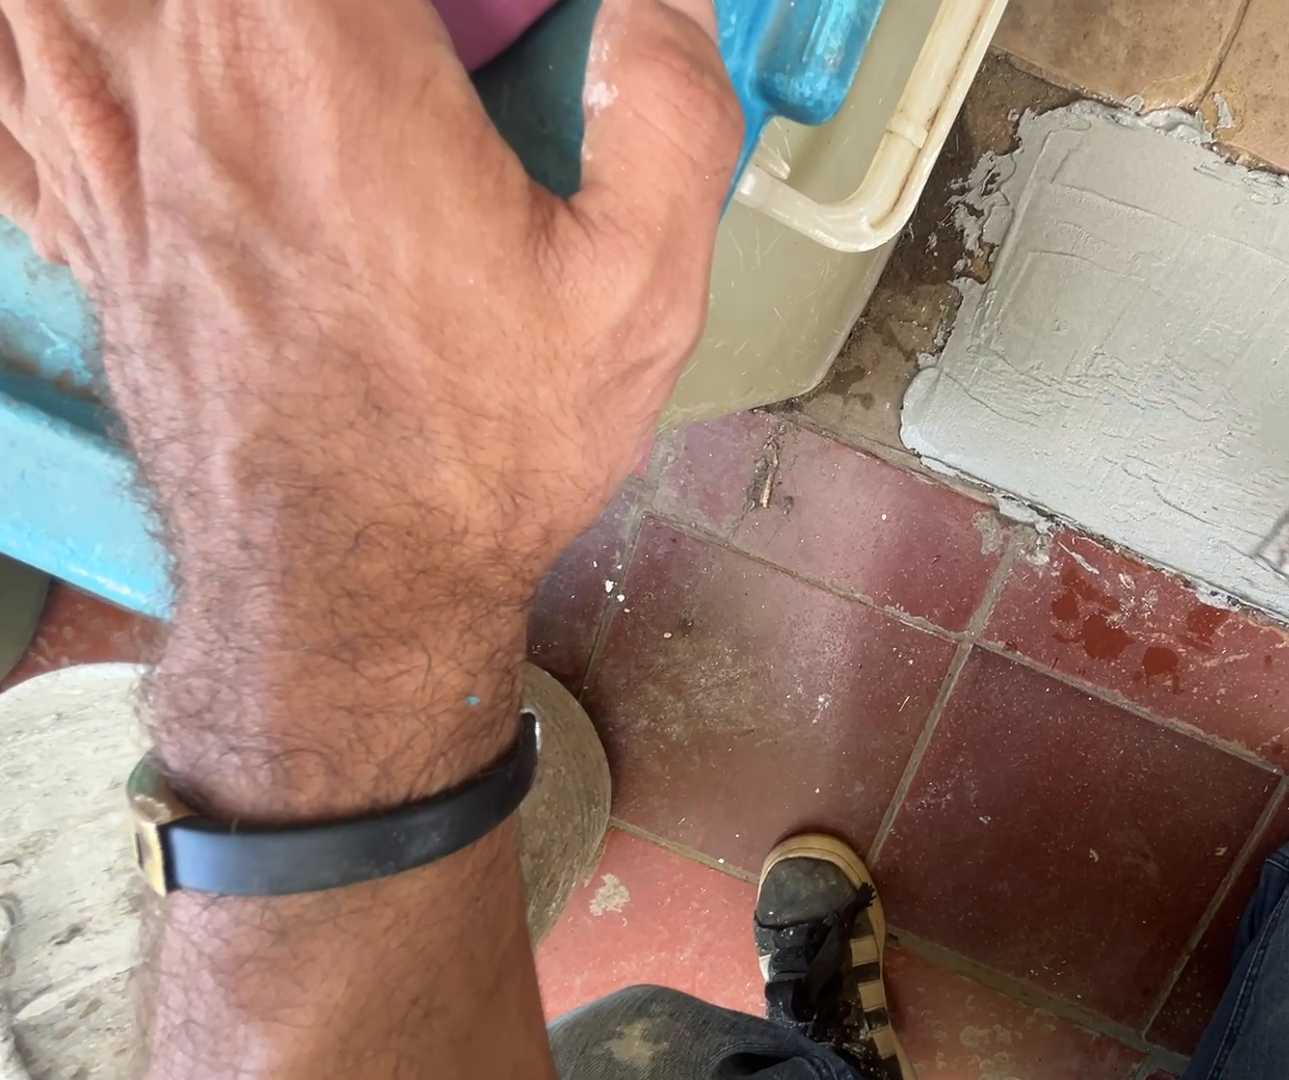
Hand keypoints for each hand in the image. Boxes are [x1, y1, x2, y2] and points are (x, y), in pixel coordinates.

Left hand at [0, 0, 742, 817]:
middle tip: (466, 71)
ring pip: (142, 3)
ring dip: (284, 38)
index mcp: (318, 49)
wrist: (361, 576)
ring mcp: (82, 105)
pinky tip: (231, 93)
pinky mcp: (69, 177)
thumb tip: (666, 1)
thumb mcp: (642, 291)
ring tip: (379, 99)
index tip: (521, 32)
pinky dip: (150, 50)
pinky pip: (50, 40)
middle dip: (426, 24)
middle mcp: (161, 43)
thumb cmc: (503, 435)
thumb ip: (668, 120)